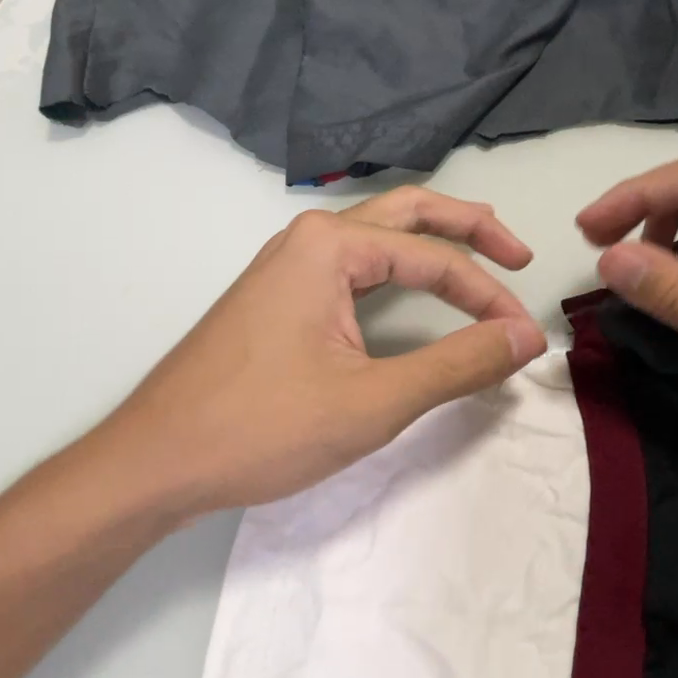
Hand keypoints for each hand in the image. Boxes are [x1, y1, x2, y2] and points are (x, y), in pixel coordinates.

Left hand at [93, 187, 547, 516]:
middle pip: (409, 213)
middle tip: (520, 253)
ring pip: (380, 234)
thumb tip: (525, 337)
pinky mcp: (280, 292)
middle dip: (469, 228)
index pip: (435, 259)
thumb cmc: (260, 428)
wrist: (151, 464)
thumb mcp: (373, 402)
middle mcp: (311, 237)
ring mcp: (289, 263)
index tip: (525, 338)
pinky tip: (415, 280)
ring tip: (483, 247)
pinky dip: (401, 264)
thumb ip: (457, 364)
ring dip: (434, 239)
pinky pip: (356, 262)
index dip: (489, 298)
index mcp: (331, 245)